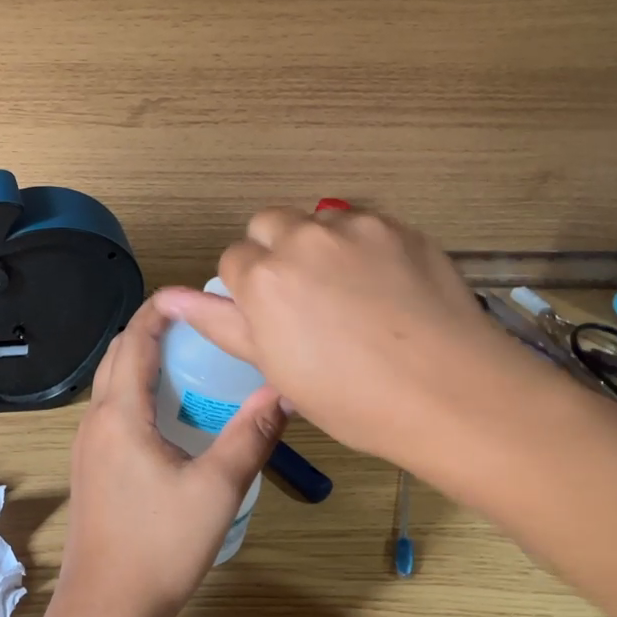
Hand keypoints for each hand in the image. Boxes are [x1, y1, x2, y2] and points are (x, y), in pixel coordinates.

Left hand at [58, 296, 287, 616]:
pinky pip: (111, 411)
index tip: (190, 296)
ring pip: (111, 384)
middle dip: (152, 332)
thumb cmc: (160, 545)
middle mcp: (95, 420)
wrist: (108, 604)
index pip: (133, 340)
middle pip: (117, 356)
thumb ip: (250, 436)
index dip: (158, 310)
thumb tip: (283, 393)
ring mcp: (87, 445)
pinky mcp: (91, 467)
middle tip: (198, 329)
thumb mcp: (217, 488)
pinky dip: (137, 394)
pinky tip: (172, 415)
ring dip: (142, 363)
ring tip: (190, 364)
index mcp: (119, 413)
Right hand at [156, 205, 549, 464]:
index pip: (233, 259)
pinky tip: (386, 288)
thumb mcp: (273, 365)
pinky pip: (365, 225)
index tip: (272, 318)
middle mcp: (303, 240)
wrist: (451, 394)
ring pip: (318, 220)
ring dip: (320, 245)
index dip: (248, 289)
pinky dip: (364, 247)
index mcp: (263, 278)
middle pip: (269, 223)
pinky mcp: (401, 228)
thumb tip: (165, 297)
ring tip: (350, 292)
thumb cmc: (350, 396)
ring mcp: (356, 229)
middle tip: (304, 297)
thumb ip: (218, 322)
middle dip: (276, 251)